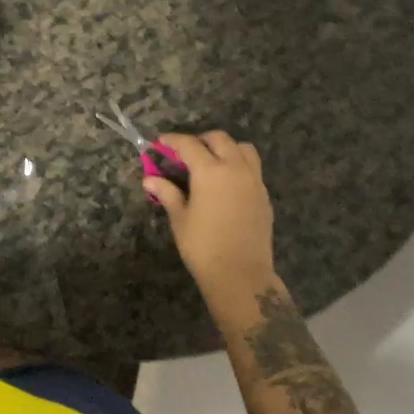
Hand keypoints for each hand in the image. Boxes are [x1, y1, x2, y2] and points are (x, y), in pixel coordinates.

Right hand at [147, 130, 275, 296]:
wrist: (240, 274)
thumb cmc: (203, 247)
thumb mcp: (180, 218)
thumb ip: (167, 193)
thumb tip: (150, 179)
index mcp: (210, 172)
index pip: (189, 145)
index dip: (173, 140)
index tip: (160, 142)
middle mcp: (235, 169)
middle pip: (220, 139)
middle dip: (200, 140)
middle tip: (184, 153)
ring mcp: (254, 181)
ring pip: (243, 149)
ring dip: (225, 148)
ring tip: (210, 162)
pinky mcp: (264, 195)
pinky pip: (252, 168)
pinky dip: (238, 165)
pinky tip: (225, 183)